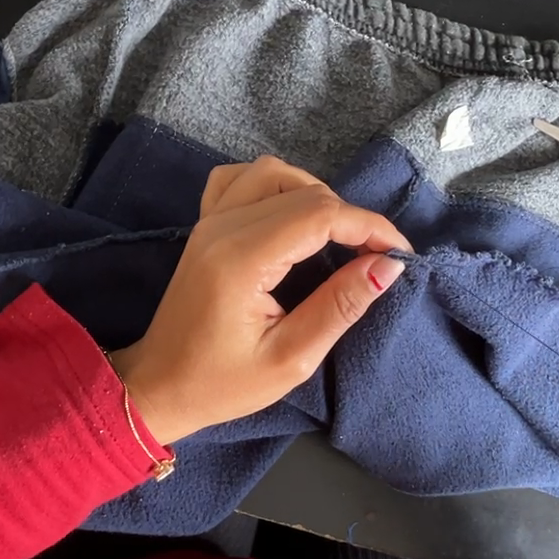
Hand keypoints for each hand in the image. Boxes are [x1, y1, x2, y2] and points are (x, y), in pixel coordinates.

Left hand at [107, 157, 411, 444]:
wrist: (158, 386)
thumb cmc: (221, 384)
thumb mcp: (291, 359)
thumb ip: (340, 306)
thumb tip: (388, 265)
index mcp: (241, 260)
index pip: (319, 214)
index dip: (369, 226)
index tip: (399, 252)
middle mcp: (222, 227)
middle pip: (302, 191)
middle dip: (349, 216)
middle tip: (373, 255)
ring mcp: (208, 220)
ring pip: (273, 172)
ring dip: (315, 195)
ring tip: (337, 235)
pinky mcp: (203, 224)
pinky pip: (239, 179)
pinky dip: (273, 185)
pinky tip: (288, 212)